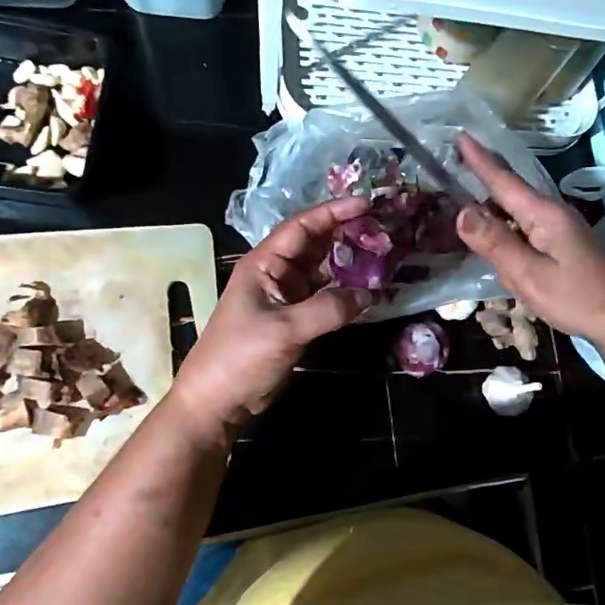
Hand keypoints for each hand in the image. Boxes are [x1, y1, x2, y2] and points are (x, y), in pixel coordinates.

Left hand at [168, 197, 376, 433]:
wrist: (218, 400)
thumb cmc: (241, 356)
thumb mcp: (285, 329)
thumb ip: (329, 308)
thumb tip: (372, 294)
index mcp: (265, 263)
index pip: (303, 226)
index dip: (334, 212)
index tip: (367, 203)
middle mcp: (277, 274)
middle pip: (317, 245)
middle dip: (348, 234)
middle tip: (386, 228)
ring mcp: (287, 297)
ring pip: (324, 271)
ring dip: (351, 264)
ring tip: (387, 255)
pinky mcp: (296, 320)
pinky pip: (326, 297)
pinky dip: (347, 293)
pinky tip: (372, 291)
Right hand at [454, 134, 604, 351]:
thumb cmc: (576, 299)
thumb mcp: (528, 275)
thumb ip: (495, 243)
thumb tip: (462, 211)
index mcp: (544, 215)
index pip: (504, 182)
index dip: (480, 160)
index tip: (461, 135)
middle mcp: (554, 214)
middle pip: (513, 190)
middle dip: (487, 174)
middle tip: (460, 158)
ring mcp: (563, 230)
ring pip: (520, 210)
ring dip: (496, 200)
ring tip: (470, 190)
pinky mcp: (566, 246)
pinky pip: (528, 226)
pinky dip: (509, 222)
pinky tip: (499, 231)